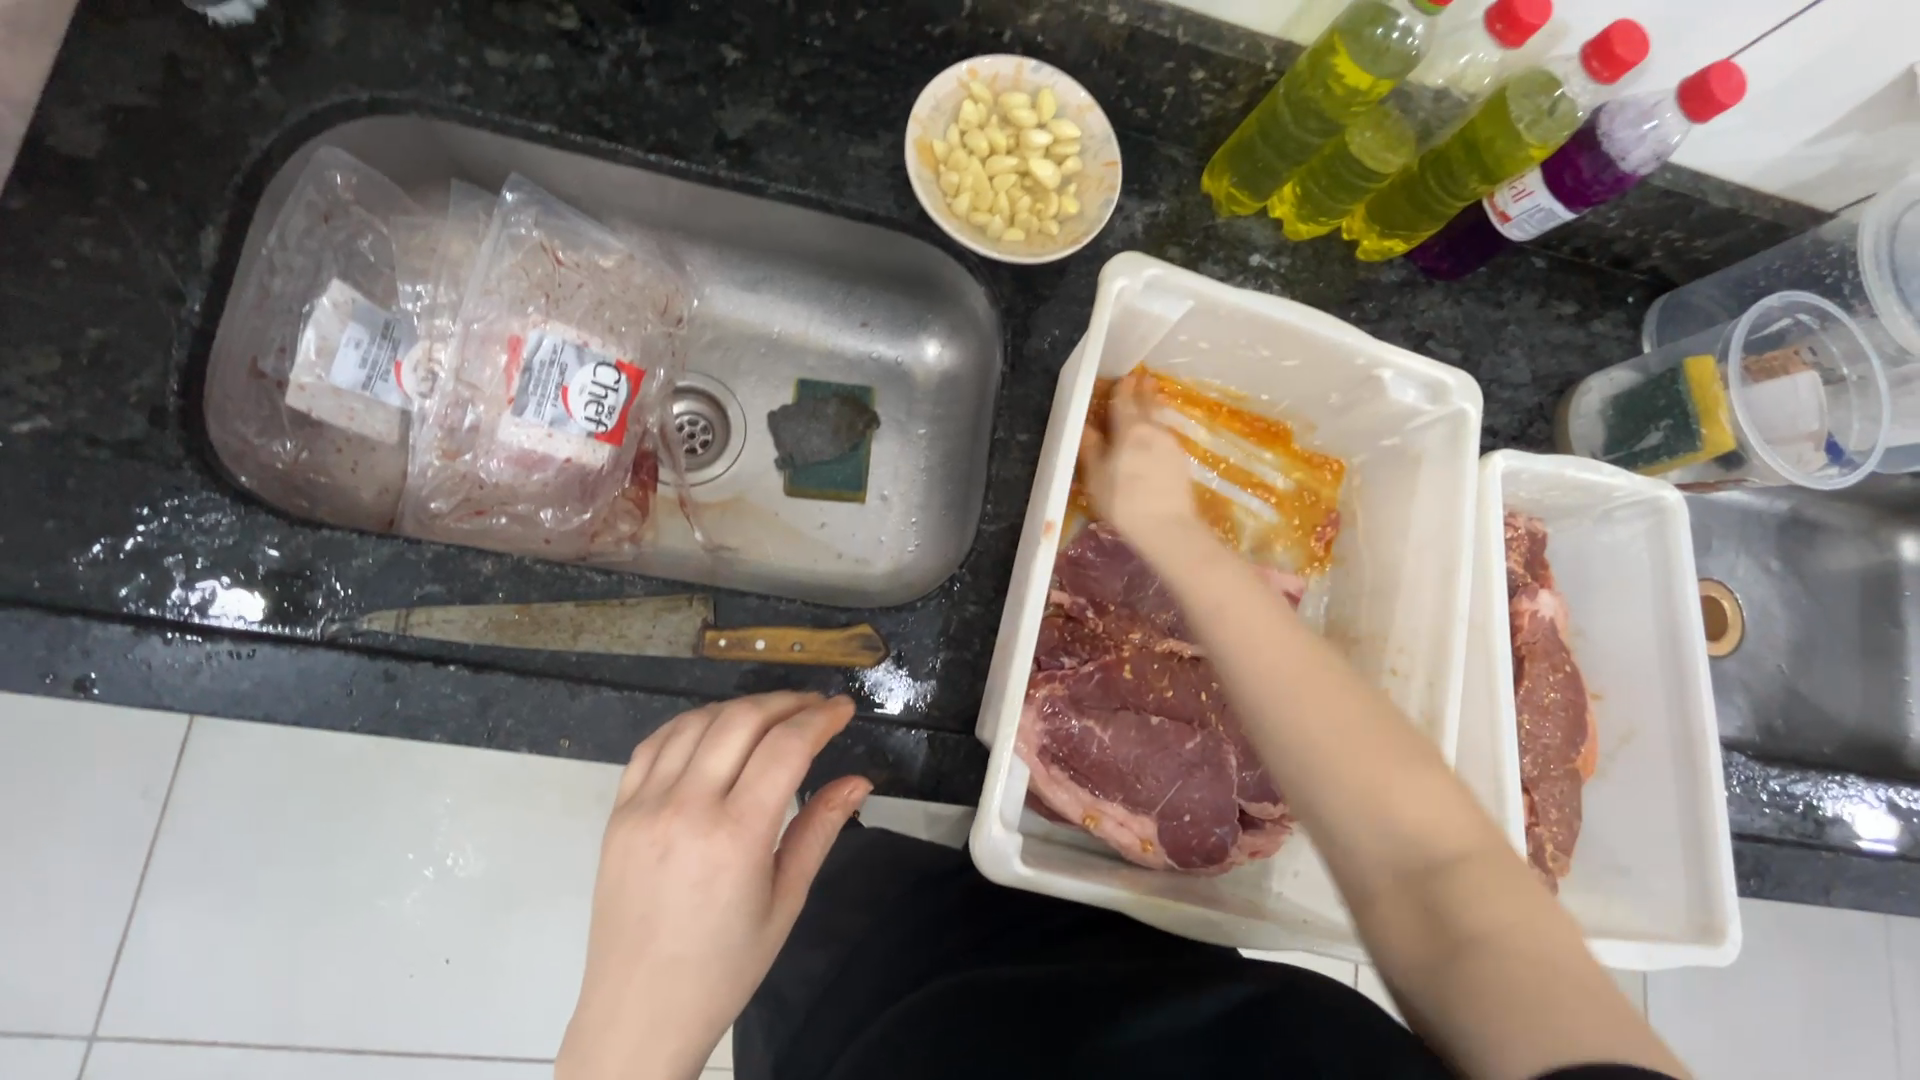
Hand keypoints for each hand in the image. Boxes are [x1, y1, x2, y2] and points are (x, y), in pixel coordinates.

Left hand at [557, 692, 871, 1079]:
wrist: (638, 1011)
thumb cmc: (725, 967)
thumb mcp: (786, 901)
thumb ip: (820, 830)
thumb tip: (859, 781)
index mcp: (736, 835)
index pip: (786, 747)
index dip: (821, 718)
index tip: (843, 709)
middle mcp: (687, 807)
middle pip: (742, 720)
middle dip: (787, 703)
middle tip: (815, 706)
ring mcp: (644, 806)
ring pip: (697, 722)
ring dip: (741, 708)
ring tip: (773, 715)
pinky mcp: (618, 812)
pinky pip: (654, 744)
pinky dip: (691, 723)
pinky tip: (715, 729)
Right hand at [1077, 370, 1203, 557]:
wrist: (1167, 526)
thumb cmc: (1123, 501)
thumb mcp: (1096, 477)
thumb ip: (1091, 449)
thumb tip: (1086, 427)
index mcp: (1129, 430)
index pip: (1124, 402)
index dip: (1122, 389)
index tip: (1124, 377)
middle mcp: (1153, 431)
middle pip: (1148, 405)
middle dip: (1144, 391)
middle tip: (1145, 377)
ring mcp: (1171, 445)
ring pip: (1159, 421)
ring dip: (1154, 409)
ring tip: (1154, 399)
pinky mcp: (1182, 462)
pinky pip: (1167, 437)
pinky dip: (1160, 430)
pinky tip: (1157, 436)